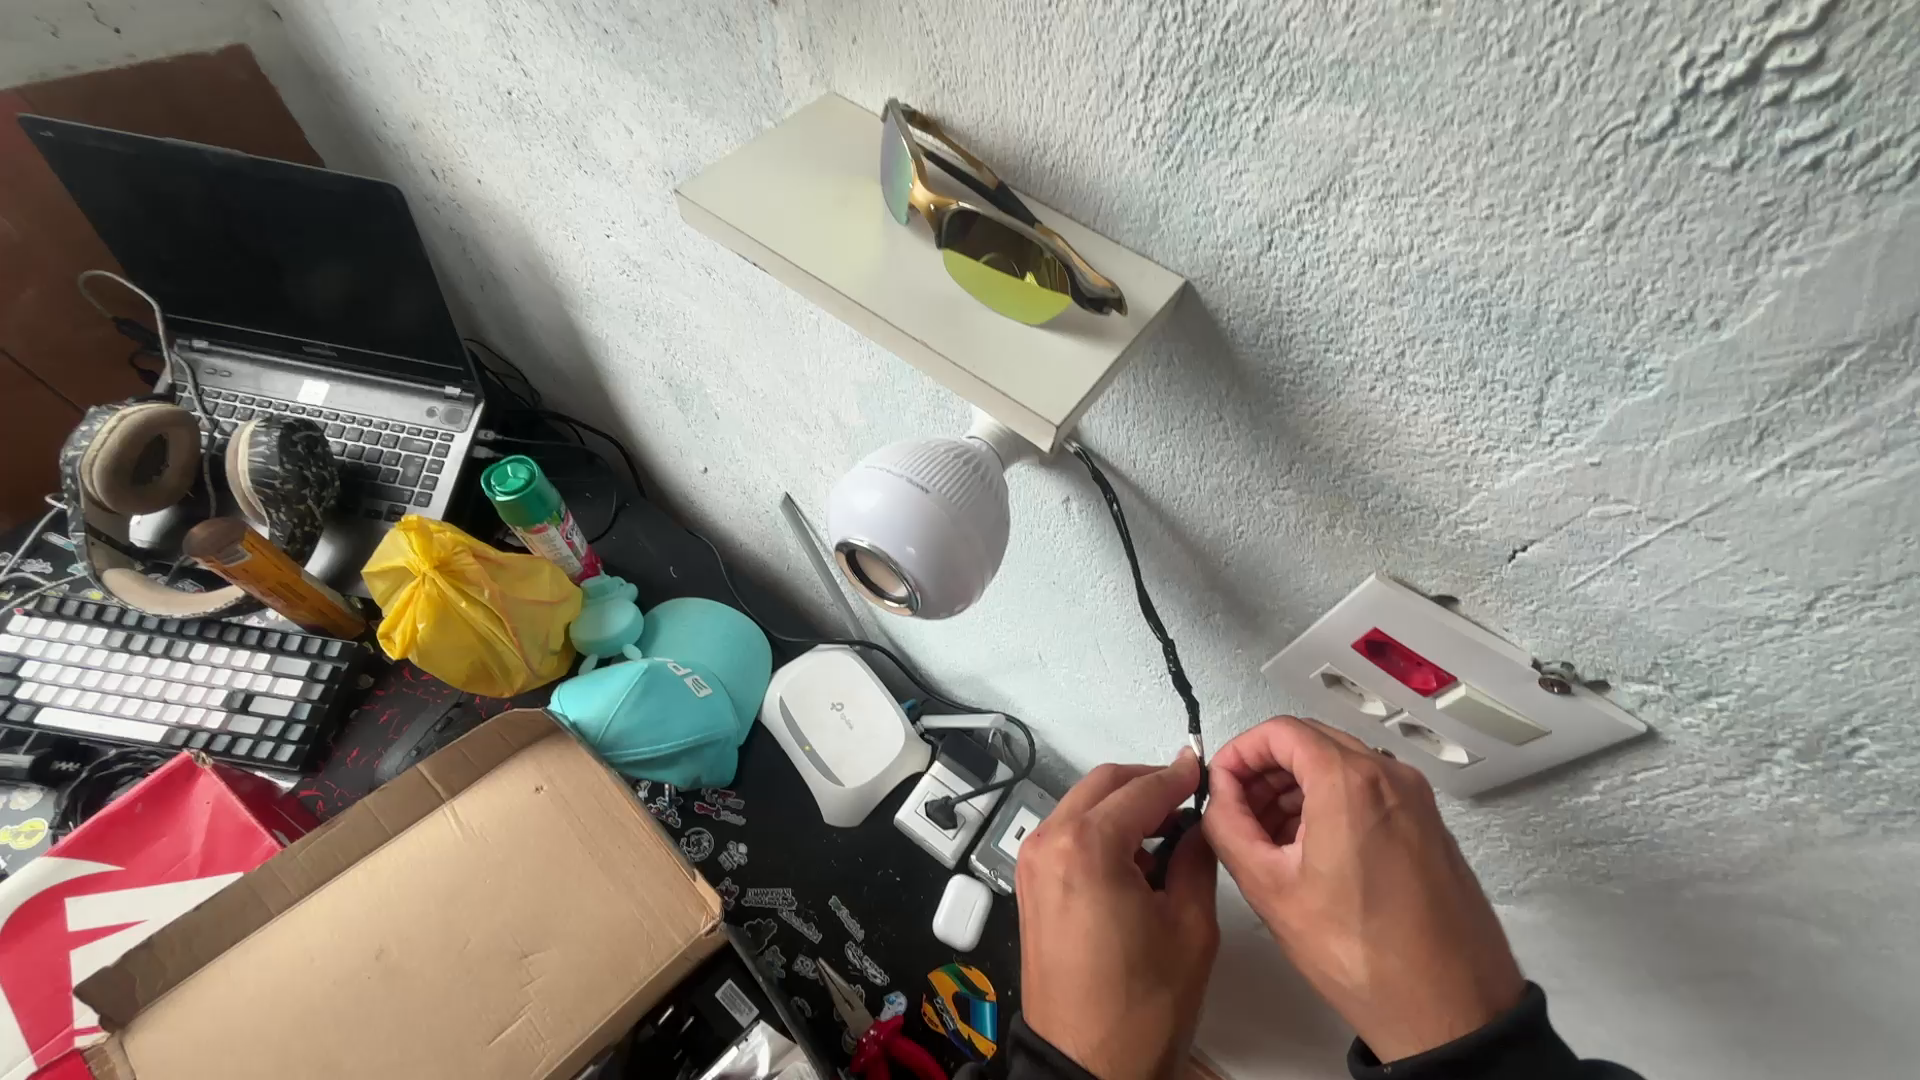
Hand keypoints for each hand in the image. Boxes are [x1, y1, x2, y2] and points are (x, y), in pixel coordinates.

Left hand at [1016, 749, 1217, 1079]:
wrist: (1085, 1066)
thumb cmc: (1135, 1012)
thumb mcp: (1190, 928)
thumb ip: (1196, 860)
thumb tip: (1197, 827)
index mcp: (1087, 847)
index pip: (1140, 789)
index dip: (1177, 776)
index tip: (1199, 768)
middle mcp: (1049, 843)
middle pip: (1103, 784)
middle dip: (1147, 783)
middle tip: (1186, 796)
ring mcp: (1033, 862)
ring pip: (1082, 804)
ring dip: (1122, 806)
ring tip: (1166, 830)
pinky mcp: (1031, 883)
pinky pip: (1068, 832)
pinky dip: (1100, 830)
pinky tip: (1134, 855)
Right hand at [1203, 716, 1524, 1062]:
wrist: (1451, 1012)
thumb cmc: (1361, 953)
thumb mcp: (1267, 886)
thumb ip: (1226, 824)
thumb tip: (1218, 794)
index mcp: (1349, 782)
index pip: (1278, 730)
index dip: (1238, 752)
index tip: (1221, 785)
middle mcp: (1389, 776)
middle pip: (1308, 740)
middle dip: (1264, 769)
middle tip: (1238, 809)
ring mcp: (1415, 798)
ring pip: (1337, 762)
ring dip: (1294, 785)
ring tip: (1268, 834)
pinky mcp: (1427, 822)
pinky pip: (1366, 788)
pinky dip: (1328, 800)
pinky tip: (1309, 846)